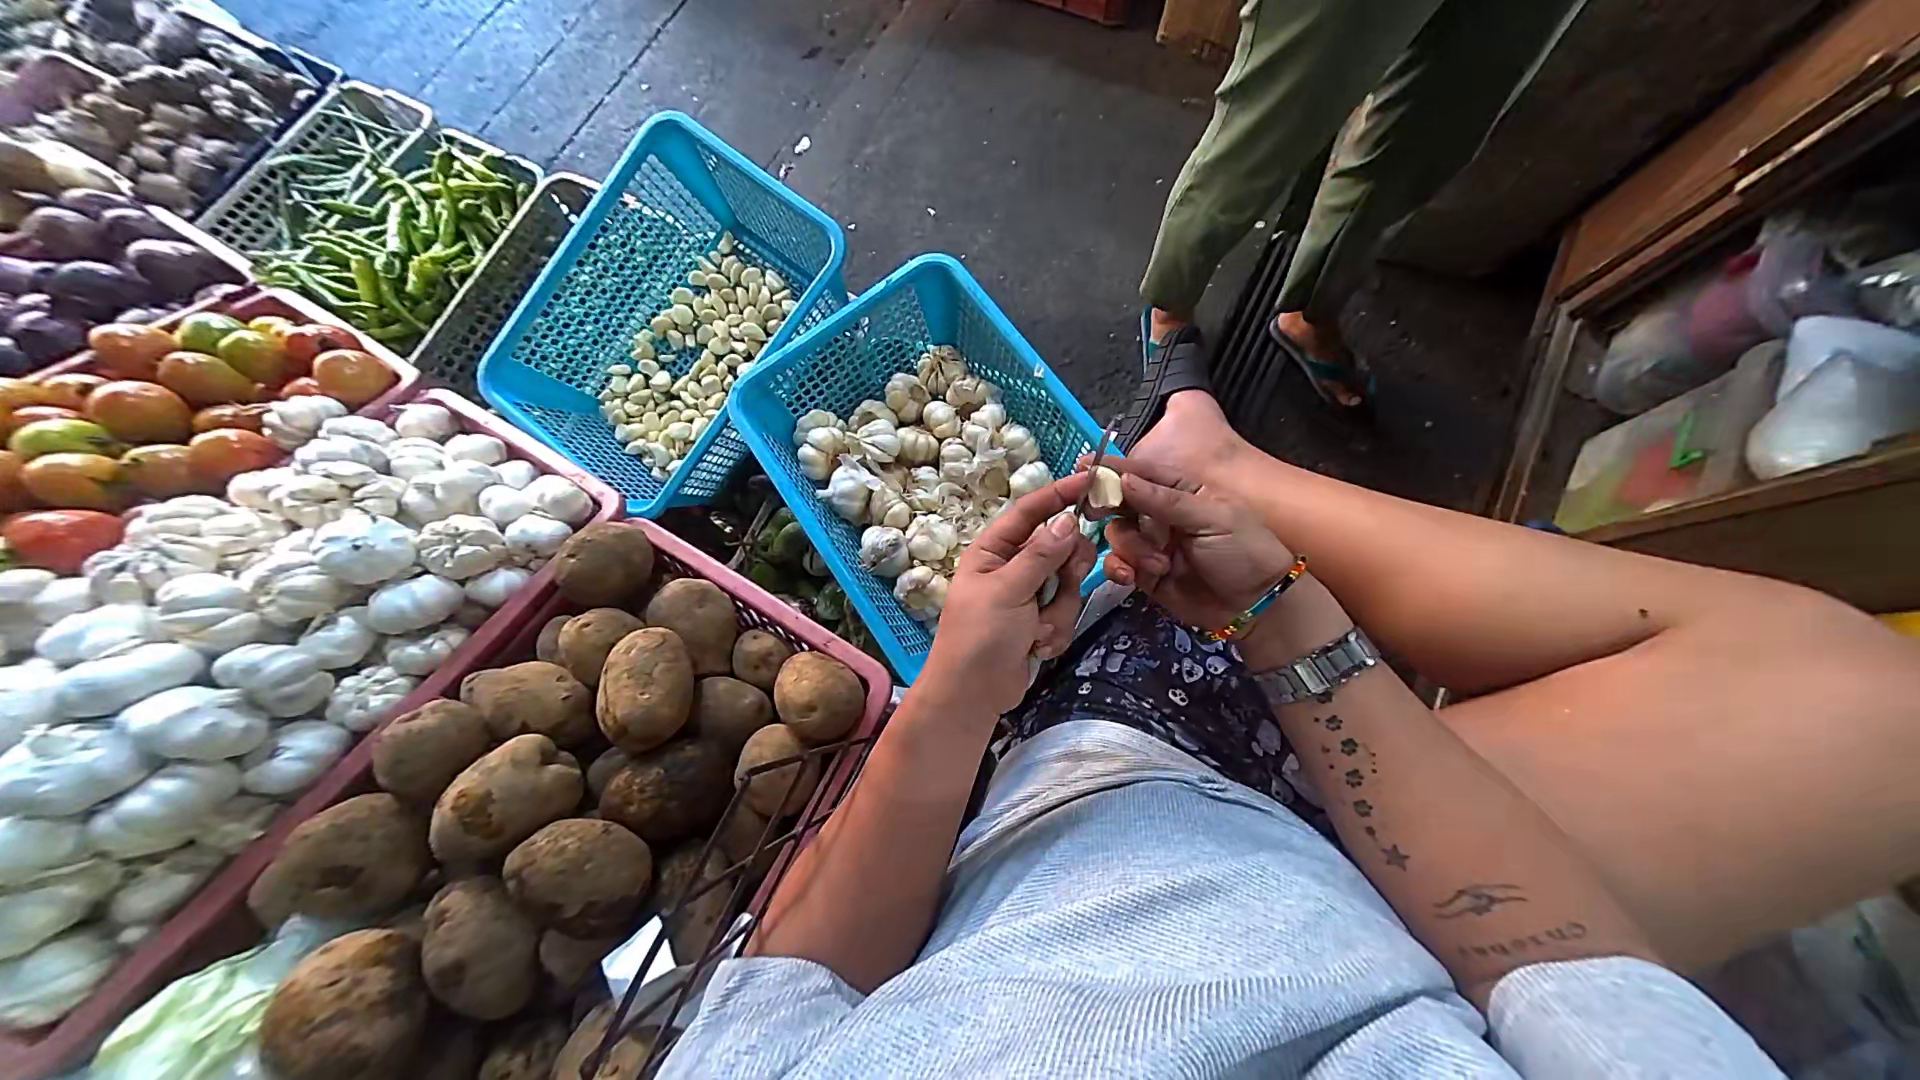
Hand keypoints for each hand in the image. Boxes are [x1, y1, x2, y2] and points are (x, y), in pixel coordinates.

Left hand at [919, 472, 1096, 715]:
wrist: (974, 695)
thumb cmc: (980, 636)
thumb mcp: (1008, 591)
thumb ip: (1040, 556)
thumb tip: (1067, 520)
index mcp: (994, 550)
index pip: (1030, 512)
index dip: (1059, 495)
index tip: (1091, 481)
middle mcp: (1012, 567)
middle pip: (1060, 548)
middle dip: (1066, 572)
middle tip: (1061, 583)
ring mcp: (1029, 595)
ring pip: (1069, 586)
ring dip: (1057, 612)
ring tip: (1033, 631)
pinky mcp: (1041, 621)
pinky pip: (1066, 613)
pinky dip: (1055, 632)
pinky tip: (1035, 647)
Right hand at [1089, 456, 1296, 633]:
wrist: (1256, 607)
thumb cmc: (1243, 551)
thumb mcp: (1212, 518)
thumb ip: (1164, 500)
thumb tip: (1123, 478)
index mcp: (1181, 490)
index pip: (1141, 473)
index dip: (1113, 469)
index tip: (1084, 467)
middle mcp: (1160, 513)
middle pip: (1120, 501)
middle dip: (1108, 507)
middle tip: (1094, 511)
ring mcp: (1150, 543)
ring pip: (1117, 534)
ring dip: (1130, 547)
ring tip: (1157, 563)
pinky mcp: (1143, 572)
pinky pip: (1117, 564)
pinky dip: (1118, 568)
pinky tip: (1131, 577)